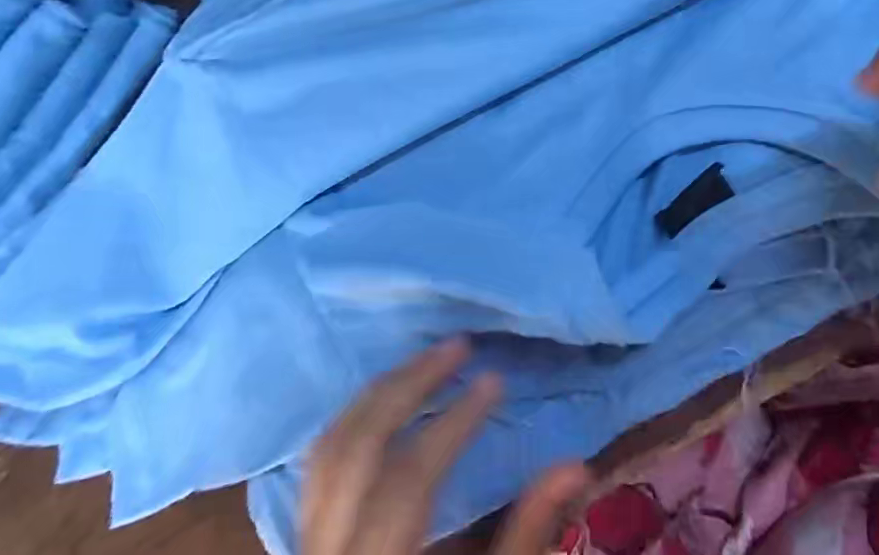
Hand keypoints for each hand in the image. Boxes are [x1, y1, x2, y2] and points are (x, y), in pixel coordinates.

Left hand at [300, 339, 590, 554]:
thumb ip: (527, 537)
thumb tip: (575, 464)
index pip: (408, 482)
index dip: (453, 424)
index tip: (494, 380)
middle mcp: (328, 553)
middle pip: (355, 449)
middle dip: (408, 385)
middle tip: (457, 345)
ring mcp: (306, 546)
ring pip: (327, 448)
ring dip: (379, 392)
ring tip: (426, 359)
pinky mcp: (304, 541)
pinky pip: (320, 463)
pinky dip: (356, 418)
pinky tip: (390, 398)